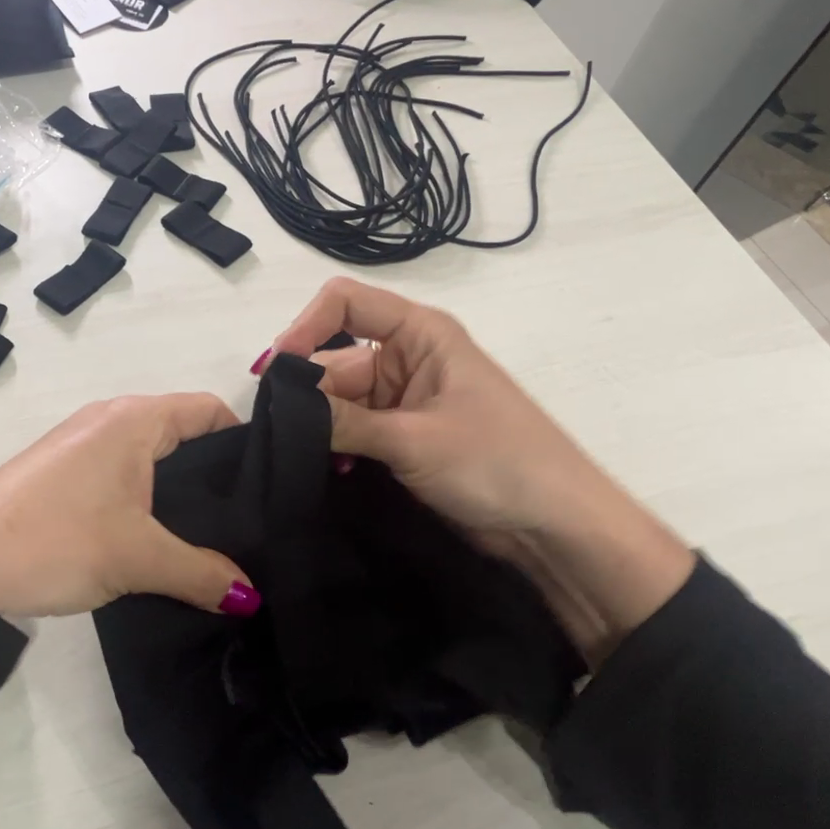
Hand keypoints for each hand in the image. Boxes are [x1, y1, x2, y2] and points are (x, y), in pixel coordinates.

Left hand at [0, 394, 260, 618]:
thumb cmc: (57, 539)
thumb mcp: (137, 558)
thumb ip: (202, 573)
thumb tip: (251, 596)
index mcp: (134, 419)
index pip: (209, 411)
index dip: (245, 441)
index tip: (272, 486)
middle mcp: (110, 420)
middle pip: (184, 435)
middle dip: (217, 476)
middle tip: (251, 523)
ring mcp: (83, 447)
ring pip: (152, 462)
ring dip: (181, 496)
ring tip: (215, 540)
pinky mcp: (64, 476)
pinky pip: (125, 479)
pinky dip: (150, 504)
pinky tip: (162, 544)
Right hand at [267, 278, 691, 662]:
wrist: (553, 525)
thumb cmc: (495, 461)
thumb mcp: (412, 438)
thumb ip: (341, 421)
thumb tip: (280, 408)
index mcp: (421, 333)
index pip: (346, 303)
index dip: (305, 328)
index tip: (276, 372)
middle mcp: (409, 357)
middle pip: (336, 358)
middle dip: (309, 392)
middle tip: (282, 433)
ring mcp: (406, 399)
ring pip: (341, 398)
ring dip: (321, 424)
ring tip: (300, 456)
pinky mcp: (405, 437)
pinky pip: (355, 429)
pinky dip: (337, 445)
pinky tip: (328, 469)